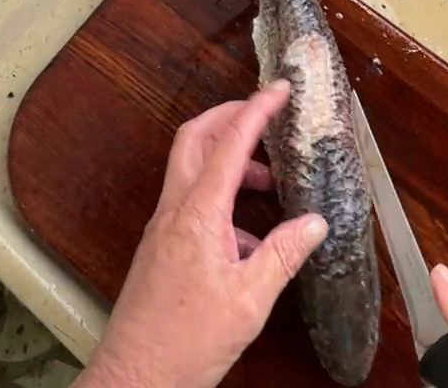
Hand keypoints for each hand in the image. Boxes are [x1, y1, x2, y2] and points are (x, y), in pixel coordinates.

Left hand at [77, 82, 329, 387]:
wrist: (132, 381)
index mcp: (199, 212)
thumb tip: (315, 223)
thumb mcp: (248, 302)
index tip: (278, 88)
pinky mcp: (162, 245)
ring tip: (267, 182)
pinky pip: (191, 201)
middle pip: (196, 137)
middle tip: (264, 114)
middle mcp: (176, 209)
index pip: (230, 142)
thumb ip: (283, 256)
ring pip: (192, 168)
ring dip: (228, 160)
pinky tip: (249, 237)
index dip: (257, 109)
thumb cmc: (185, 343)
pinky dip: (221, 197)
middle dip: (229, 116)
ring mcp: (164, 226)